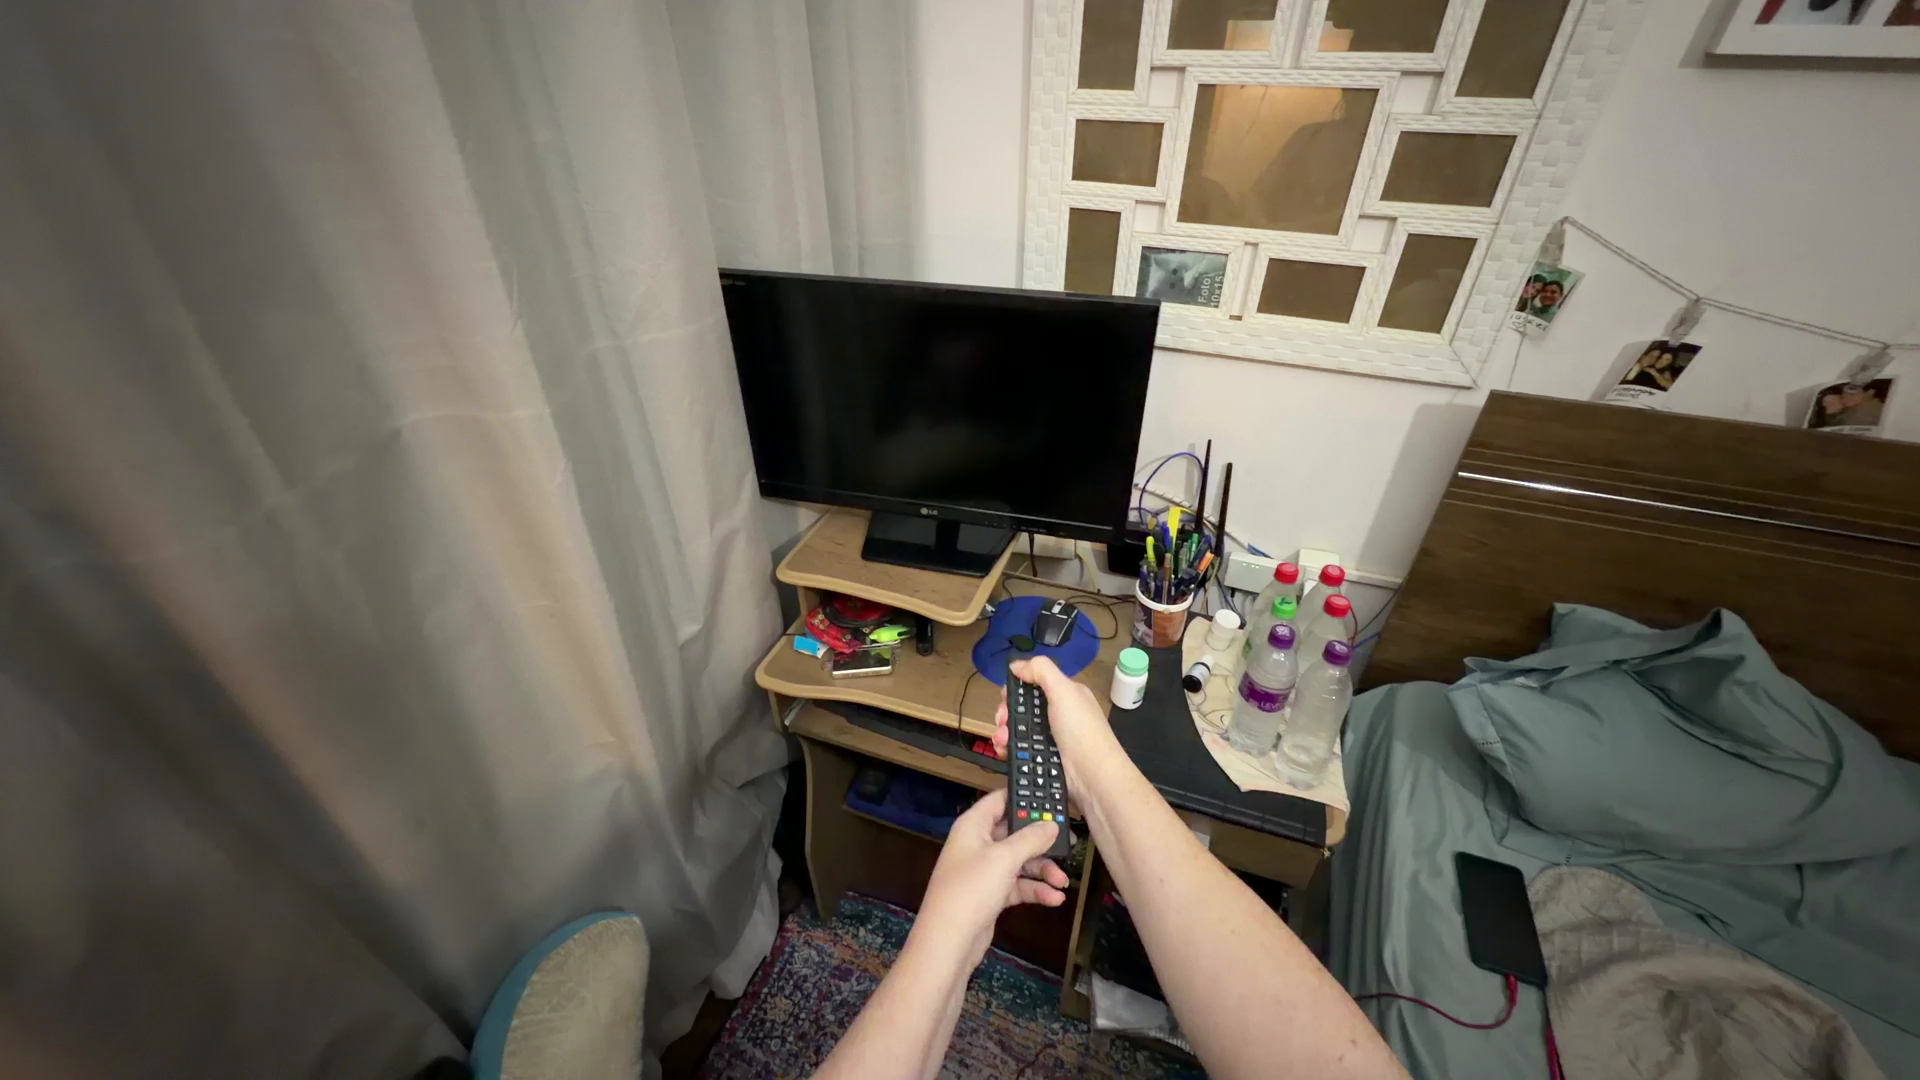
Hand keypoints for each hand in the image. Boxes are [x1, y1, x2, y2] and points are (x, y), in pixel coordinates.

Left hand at [917, 789, 1069, 956]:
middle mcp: (977, 843)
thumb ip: (1031, 839)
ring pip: (1019, 860)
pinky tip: (1054, 898)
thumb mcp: (1004, 858)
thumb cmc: (972, 888)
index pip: (1000, 800)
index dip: (1023, 797)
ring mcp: (983, 870)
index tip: (1051, 798)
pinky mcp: (990, 894)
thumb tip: (1052, 824)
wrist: (949, 941)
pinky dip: (1034, 889)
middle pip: (1013, 832)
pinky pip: (1017, 884)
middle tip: (1068, 841)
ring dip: (1041, 869)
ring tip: (1063, 880)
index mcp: (973, 825)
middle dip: (1040, 839)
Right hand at [994, 655, 1121, 794]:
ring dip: (1003, 731)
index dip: (1016, 689)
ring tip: (1001, 739)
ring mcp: (1048, 739)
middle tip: (1002, 720)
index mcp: (1065, 695)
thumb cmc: (1079, 729)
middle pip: (1021, 708)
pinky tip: (1003, 751)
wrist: (1092, 776)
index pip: (1034, 685)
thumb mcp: (1064, 690)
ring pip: (1016, 729)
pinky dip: (1007, 749)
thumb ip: (1040, 670)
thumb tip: (1015, 664)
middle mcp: (1056, 715)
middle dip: (1006, 712)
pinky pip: (1018, 750)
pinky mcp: (1041, 759)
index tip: (1005, 697)